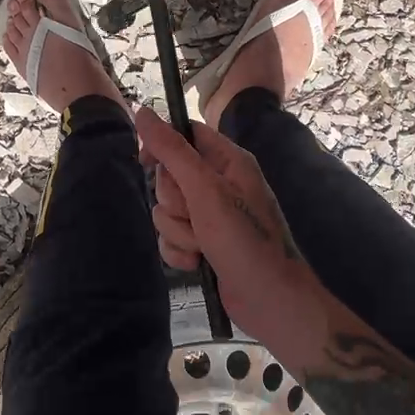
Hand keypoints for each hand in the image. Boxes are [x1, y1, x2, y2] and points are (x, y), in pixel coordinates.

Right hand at [134, 107, 323, 346]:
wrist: (272, 304)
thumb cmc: (244, 240)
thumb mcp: (205, 190)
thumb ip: (172, 150)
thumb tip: (141, 110)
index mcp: (228, 160)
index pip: (184, 134)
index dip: (161, 146)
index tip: (146, 163)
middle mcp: (219, 183)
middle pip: (170, 175)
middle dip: (175, 202)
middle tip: (194, 216)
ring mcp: (211, 215)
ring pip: (167, 209)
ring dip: (178, 231)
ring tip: (201, 246)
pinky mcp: (203, 243)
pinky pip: (172, 235)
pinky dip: (178, 250)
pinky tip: (195, 263)